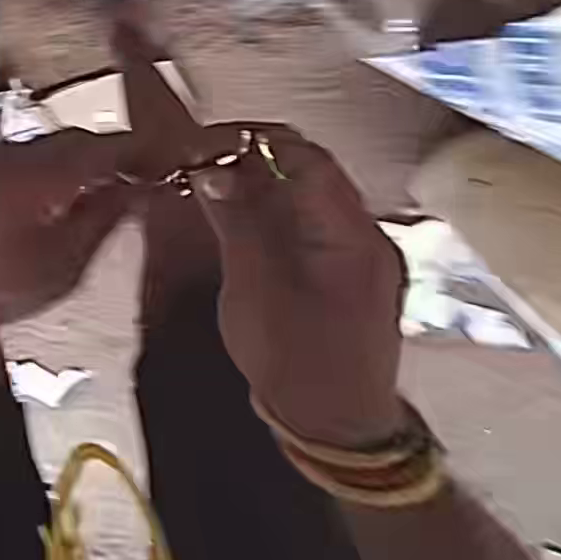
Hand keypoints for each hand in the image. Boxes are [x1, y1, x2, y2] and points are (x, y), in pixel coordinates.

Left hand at [0, 130, 137, 336]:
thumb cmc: (8, 284)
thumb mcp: (69, 257)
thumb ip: (106, 214)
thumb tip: (140, 185)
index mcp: (35, 174)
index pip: (98, 148)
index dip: (137, 152)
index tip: (167, 163)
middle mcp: (11, 156)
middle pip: (74, 140)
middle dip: (112, 153)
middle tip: (145, 174)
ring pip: (52, 144)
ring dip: (85, 157)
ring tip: (115, 183)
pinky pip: (31, 154)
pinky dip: (58, 164)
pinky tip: (73, 188)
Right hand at [192, 125, 406, 445]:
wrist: (332, 420)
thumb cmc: (292, 355)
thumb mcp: (254, 286)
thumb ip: (237, 222)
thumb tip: (210, 169)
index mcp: (350, 238)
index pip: (308, 160)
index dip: (254, 139)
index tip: (203, 141)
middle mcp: (363, 235)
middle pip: (310, 169)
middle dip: (252, 153)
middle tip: (197, 157)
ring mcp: (355, 250)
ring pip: (305, 190)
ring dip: (256, 176)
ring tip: (205, 176)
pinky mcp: (340, 264)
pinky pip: (304, 215)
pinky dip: (266, 201)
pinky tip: (231, 206)